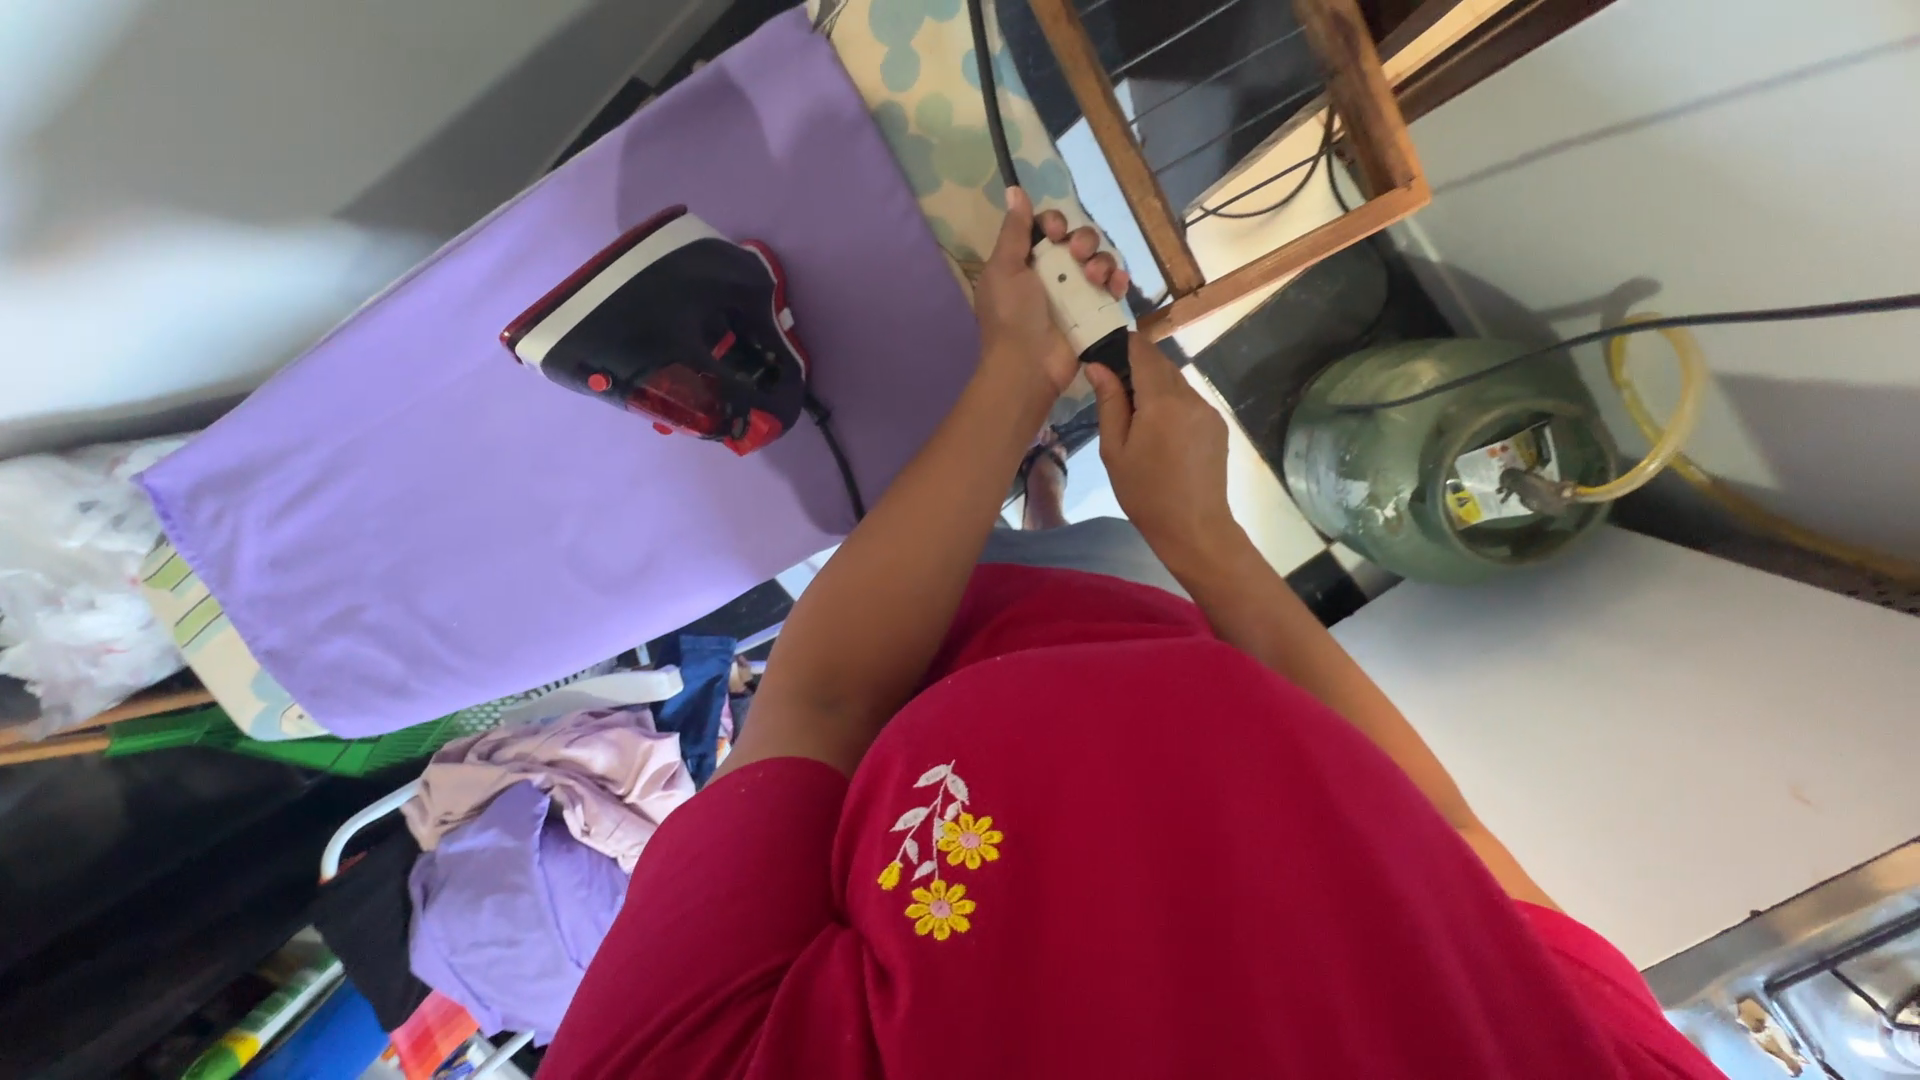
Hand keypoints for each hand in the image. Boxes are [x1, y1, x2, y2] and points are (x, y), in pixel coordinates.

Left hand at [974, 186, 1129, 401]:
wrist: (1028, 365)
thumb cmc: (1011, 315)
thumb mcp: (1004, 268)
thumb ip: (1014, 231)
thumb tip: (1014, 190)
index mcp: (1025, 263)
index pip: (1048, 229)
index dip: (1055, 223)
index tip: (1055, 231)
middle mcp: (1051, 276)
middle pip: (1078, 242)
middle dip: (1083, 240)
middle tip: (1078, 255)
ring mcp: (1074, 296)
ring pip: (1099, 262)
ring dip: (1102, 261)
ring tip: (1094, 277)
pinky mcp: (1093, 315)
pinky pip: (1113, 290)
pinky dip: (1118, 282)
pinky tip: (1116, 285)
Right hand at [1086, 335, 1241, 573]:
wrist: (1193, 527)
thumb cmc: (1145, 493)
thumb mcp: (1115, 450)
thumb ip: (1109, 403)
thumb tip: (1098, 367)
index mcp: (1161, 401)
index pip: (1144, 353)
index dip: (1125, 345)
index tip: (1106, 350)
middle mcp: (1190, 397)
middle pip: (1162, 364)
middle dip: (1138, 367)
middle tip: (1114, 387)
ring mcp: (1208, 410)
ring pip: (1177, 383)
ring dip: (1155, 386)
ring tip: (1135, 415)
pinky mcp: (1217, 425)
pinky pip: (1189, 402)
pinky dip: (1171, 404)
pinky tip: (1159, 432)